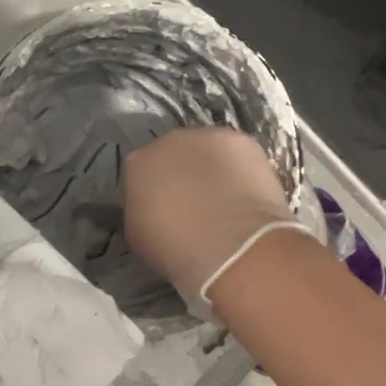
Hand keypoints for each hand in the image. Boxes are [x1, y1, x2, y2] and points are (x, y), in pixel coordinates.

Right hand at [123, 128, 296, 308]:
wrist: (231, 246)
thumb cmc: (177, 248)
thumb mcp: (140, 237)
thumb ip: (142, 211)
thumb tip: (153, 209)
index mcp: (138, 163)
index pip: (141, 172)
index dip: (153, 191)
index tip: (163, 211)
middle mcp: (170, 141)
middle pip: (174, 154)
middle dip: (182, 174)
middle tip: (195, 204)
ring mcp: (209, 137)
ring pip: (207, 151)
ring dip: (212, 169)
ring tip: (226, 200)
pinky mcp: (244, 142)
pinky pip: (237, 155)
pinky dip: (240, 170)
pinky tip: (247, 195)